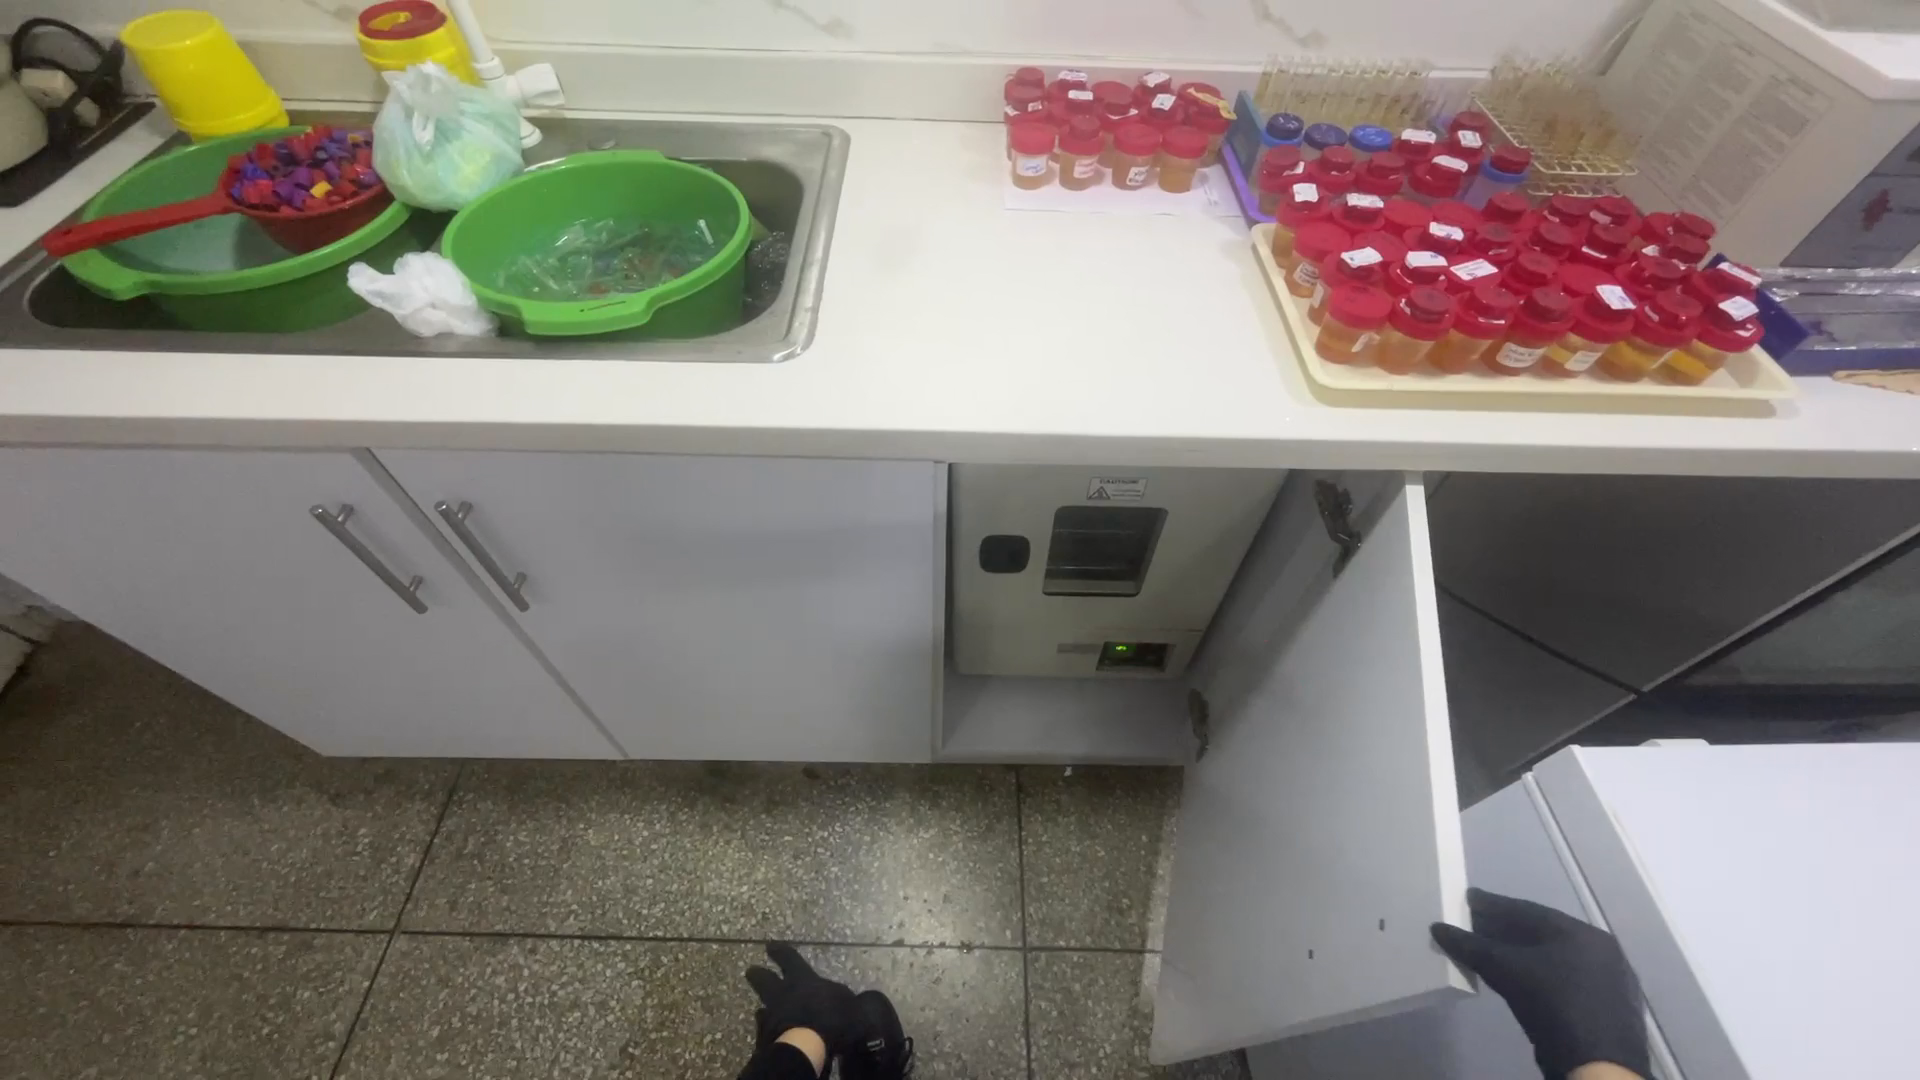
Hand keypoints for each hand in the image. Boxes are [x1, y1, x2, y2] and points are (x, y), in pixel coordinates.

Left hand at [744, 942, 859, 1053]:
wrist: (807, 1047)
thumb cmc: (832, 1019)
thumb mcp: (851, 1005)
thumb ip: (849, 1000)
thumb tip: (859, 1001)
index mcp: (803, 979)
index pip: (789, 959)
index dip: (780, 951)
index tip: (770, 945)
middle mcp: (784, 994)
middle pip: (765, 980)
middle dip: (758, 974)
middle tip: (751, 969)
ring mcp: (773, 1016)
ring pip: (763, 1006)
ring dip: (764, 1005)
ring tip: (760, 1007)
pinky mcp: (767, 1038)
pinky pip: (764, 1030)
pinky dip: (766, 1028)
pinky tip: (766, 1031)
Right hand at [1430, 888, 1650, 1079]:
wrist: (1598, 1069)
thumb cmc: (1551, 1004)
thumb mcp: (1502, 969)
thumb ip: (1469, 945)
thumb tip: (1438, 927)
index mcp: (1582, 935)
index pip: (1527, 910)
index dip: (1492, 904)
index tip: (1468, 899)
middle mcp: (1601, 952)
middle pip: (1540, 933)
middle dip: (1503, 929)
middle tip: (1472, 925)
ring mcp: (1607, 982)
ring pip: (1550, 957)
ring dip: (1517, 952)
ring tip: (1486, 951)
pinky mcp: (1604, 1008)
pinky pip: (1560, 977)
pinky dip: (1534, 972)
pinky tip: (1513, 977)